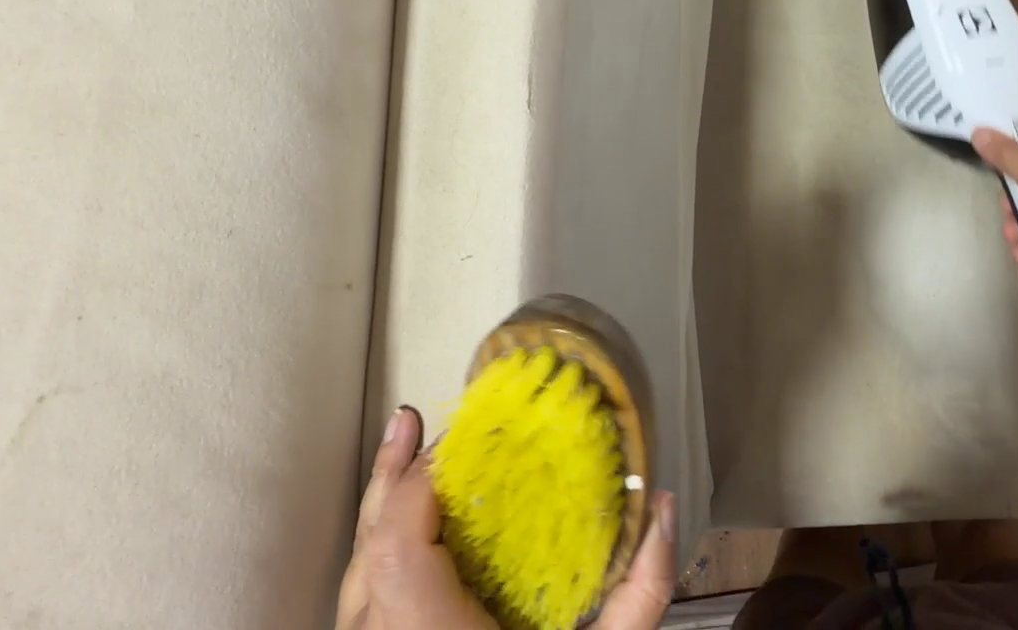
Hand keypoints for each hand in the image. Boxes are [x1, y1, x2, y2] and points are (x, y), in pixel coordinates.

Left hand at [338, 407, 677, 629]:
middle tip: (416, 418)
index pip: (398, 547)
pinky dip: (380, 549)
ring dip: (381, 506)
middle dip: (394, 478)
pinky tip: (402, 528)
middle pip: (367, 550)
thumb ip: (640, 593)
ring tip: (404, 445)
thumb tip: (662, 502)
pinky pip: (363, 599)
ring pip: (355, 575)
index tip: (467, 440)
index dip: (419, 484)